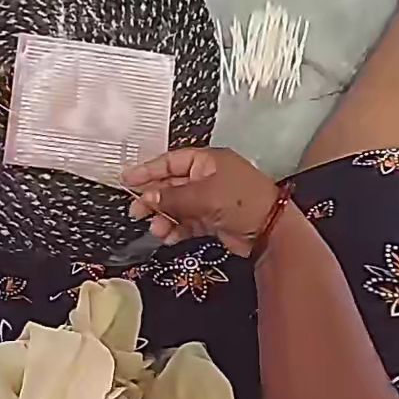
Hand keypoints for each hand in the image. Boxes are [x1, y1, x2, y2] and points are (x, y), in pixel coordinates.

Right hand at [122, 147, 282, 256]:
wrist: (271, 231)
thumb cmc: (241, 201)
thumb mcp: (204, 195)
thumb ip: (173, 197)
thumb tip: (147, 197)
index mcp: (207, 161)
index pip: (171, 161)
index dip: (148, 170)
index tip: (127, 180)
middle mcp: (207, 177)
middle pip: (171, 185)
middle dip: (153, 198)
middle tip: (136, 211)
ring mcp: (210, 199)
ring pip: (177, 206)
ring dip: (164, 217)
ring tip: (155, 229)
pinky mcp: (213, 219)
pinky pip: (187, 221)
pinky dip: (177, 229)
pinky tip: (168, 237)